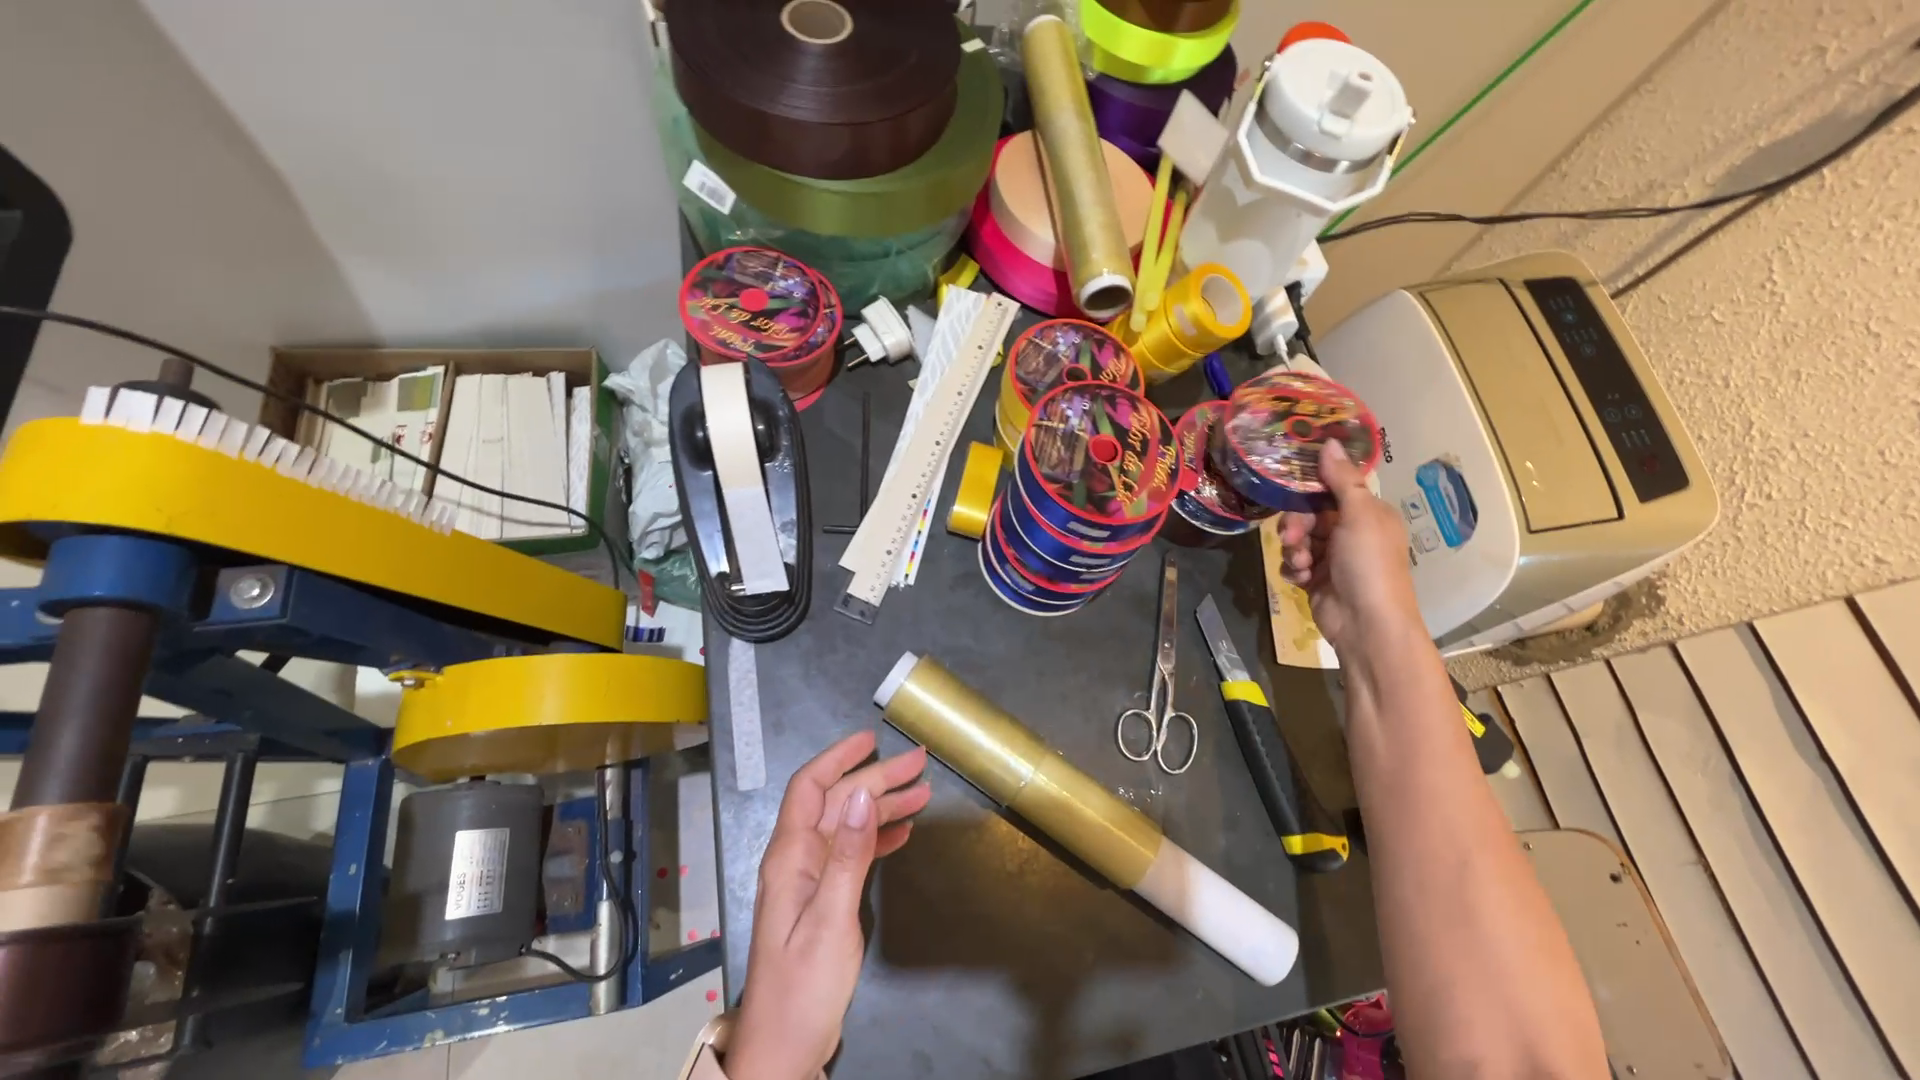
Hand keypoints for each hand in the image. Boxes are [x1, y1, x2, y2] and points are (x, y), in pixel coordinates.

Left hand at [725, 731, 930, 1079]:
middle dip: (876, 779)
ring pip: (849, 827)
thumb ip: (848, 856)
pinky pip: (852, 855)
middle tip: (920, 764)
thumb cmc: (804, 986)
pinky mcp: (823, 901)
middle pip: (837, 804)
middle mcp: (797, 860)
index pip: (809, 789)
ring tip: (924, 793)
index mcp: (789, 857)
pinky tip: (903, 832)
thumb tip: (863, 795)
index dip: (838, 758)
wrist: (784, 1048)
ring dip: (883, 807)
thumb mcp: (830, 920)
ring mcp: (810, 881)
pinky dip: (877, 838)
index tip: (872, 738)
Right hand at [1277, 439, 1423, 652]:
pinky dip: (1294, 569)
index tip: (1289, 490)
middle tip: (1292, 537)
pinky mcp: (1317, 580)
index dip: (1308, 489)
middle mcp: (1351, 532)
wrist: (1366, 624)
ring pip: (1298, 539)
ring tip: (1303, 565)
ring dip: (1294, 550)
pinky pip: (1294, 564)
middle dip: (1296, 525)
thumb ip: (1341, 479)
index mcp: (1368, 513)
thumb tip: (1330, 440)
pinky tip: (1302, 580)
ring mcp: (1333, 558)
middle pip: (1308, 514)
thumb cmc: (1369, 564)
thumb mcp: (1359, 515)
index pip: (1330, 489)